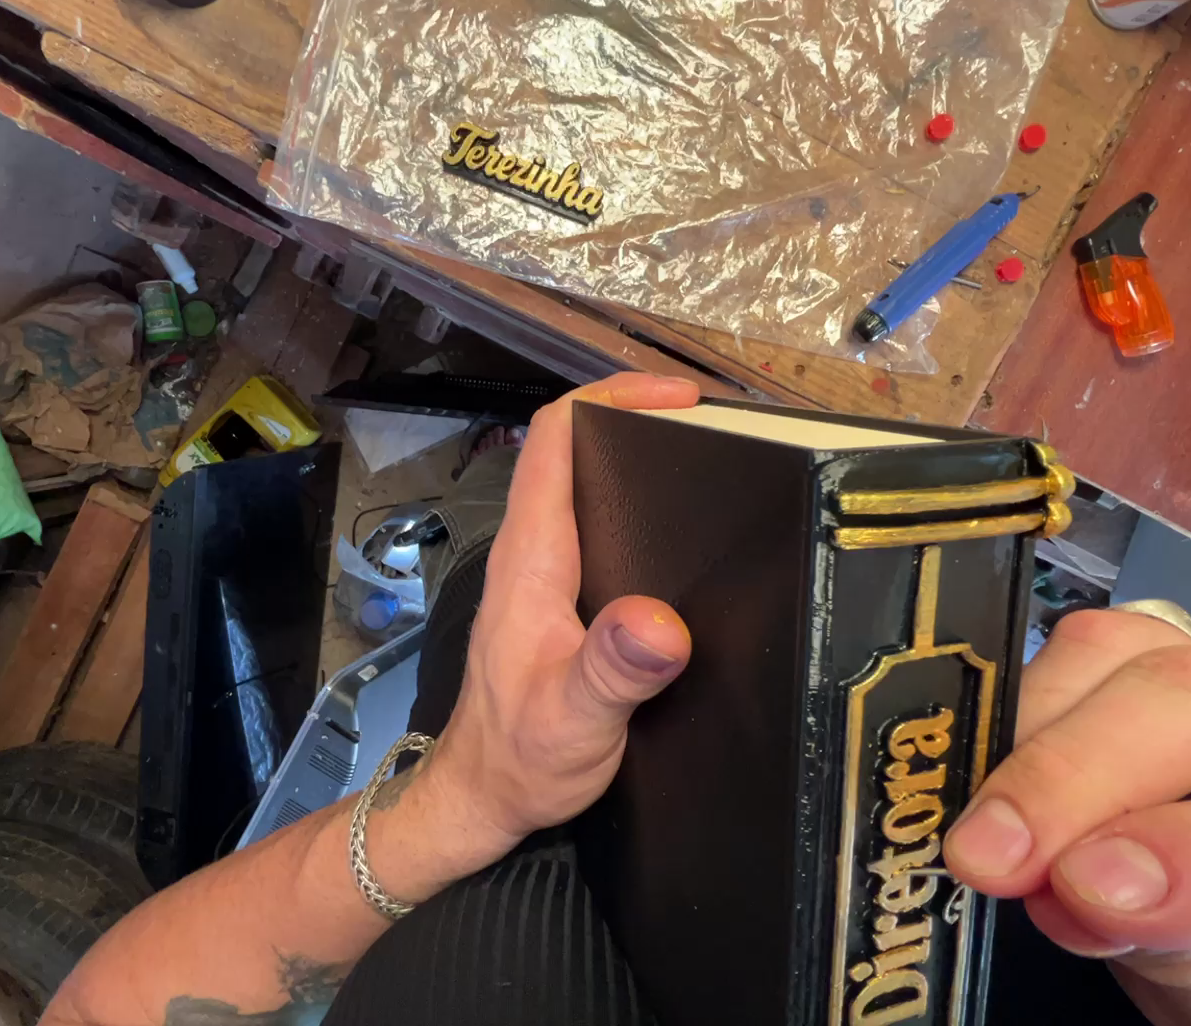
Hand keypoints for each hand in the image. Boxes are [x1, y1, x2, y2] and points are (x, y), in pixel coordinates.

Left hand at [414, 373, 699, 848]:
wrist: (482, 792)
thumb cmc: (519, 756)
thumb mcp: (573, 719)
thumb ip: (612, 670)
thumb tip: (662, 621)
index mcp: (532, 555)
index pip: (553, 440)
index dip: (609, 398)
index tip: (678, 399)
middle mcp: (532, 549)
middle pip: (570, 451)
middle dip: (632, 420)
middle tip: (708, 427)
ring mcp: (541, 571)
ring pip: (581, 486)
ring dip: (635, 462)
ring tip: (704, 466)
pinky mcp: (556, 596)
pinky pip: (593, 527)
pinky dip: (634, 507)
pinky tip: (677, 534)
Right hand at [944, 609, 1190, 1024]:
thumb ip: (1182, 946)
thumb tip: (1061, 891)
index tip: (1084, 891)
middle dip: (1079, 775)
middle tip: (988, 853)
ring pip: (1125, 655)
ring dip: (1033, 742)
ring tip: (992, 831)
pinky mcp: (1156, 647)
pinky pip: (1072, 650)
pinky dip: (1019, 716)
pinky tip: (1007, 784)